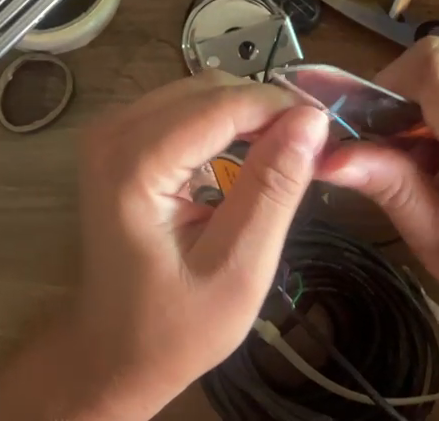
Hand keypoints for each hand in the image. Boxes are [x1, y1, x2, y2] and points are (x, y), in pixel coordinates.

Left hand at [71, 72, 330, 415]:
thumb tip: (310, 120)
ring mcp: (109, 131)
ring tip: (287, 150)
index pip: (218, 105)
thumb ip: (271, 190)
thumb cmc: (174, 326)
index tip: (328, 127)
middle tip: (312, 144)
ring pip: (194, 92)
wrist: (113, 348)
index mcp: (131, 164)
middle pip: (205, 90)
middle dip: (263, 107)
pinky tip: (249, 151)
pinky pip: (179, 108)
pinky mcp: (117, 138)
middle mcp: (112, 132)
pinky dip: (220, 121)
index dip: (278, 107)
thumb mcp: (237, 269)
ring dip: (244, 111)